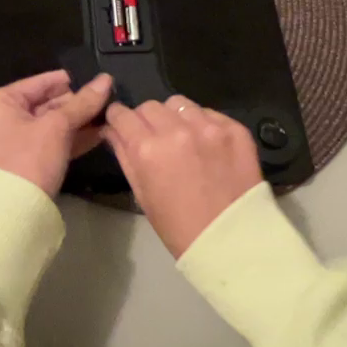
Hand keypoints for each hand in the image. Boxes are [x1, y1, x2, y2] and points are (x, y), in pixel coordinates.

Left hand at [0, 70, 113, 197]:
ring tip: (109, 113)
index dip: (70, 81)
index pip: (40, 82)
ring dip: (80, 121)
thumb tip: (106, 79)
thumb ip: (83, 103)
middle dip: (78, 104)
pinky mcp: (28, 160)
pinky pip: (52, 141)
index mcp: (0, 102)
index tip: (97, 78)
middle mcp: (3, 118)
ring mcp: (15, 141)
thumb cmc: (30, 158)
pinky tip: (101, 133)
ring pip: (52, 124)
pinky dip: (73, 138)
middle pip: (47, 103)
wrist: (17, 212)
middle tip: (109, 97)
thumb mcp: (58, 127)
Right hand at [104, 95, 262, 258]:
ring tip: (182, 138)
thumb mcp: (142, 195)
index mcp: (147, 149)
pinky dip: (203, 124)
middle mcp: (176, 130)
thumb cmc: (179, 228)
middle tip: (154, 137)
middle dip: (146, 119)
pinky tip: (207, 145)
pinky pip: (209, 113)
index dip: (118, 118)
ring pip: (179, 104)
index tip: (121, 124)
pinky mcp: (234, 129)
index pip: (122, 115)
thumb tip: (112, 130)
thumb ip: (124, 155)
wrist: (232, 242)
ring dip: (174, 117)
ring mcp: (208, 127)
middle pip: (150, 106)